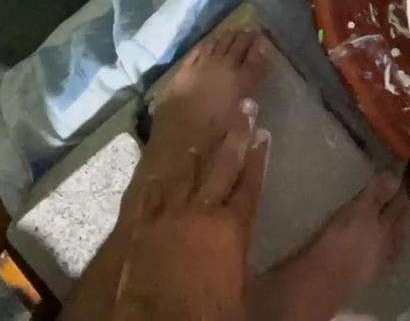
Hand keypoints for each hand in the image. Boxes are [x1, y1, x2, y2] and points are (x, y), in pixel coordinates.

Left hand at [112, 99, 270, 320]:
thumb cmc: (211, 313)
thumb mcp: (243, 289)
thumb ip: (246, 256)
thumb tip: (253, 246)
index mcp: (232, 228)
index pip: (250, 184)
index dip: (259, 158)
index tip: (265, 133)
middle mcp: (203, 212)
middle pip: (223, 167)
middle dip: (237, 136)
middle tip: (245, 109)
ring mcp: (170, 215)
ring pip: (187, 174)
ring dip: (198, 152)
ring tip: (204, 133)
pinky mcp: (144, 226)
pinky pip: (152, 196)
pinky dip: (158, 182)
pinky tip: (160, 170)